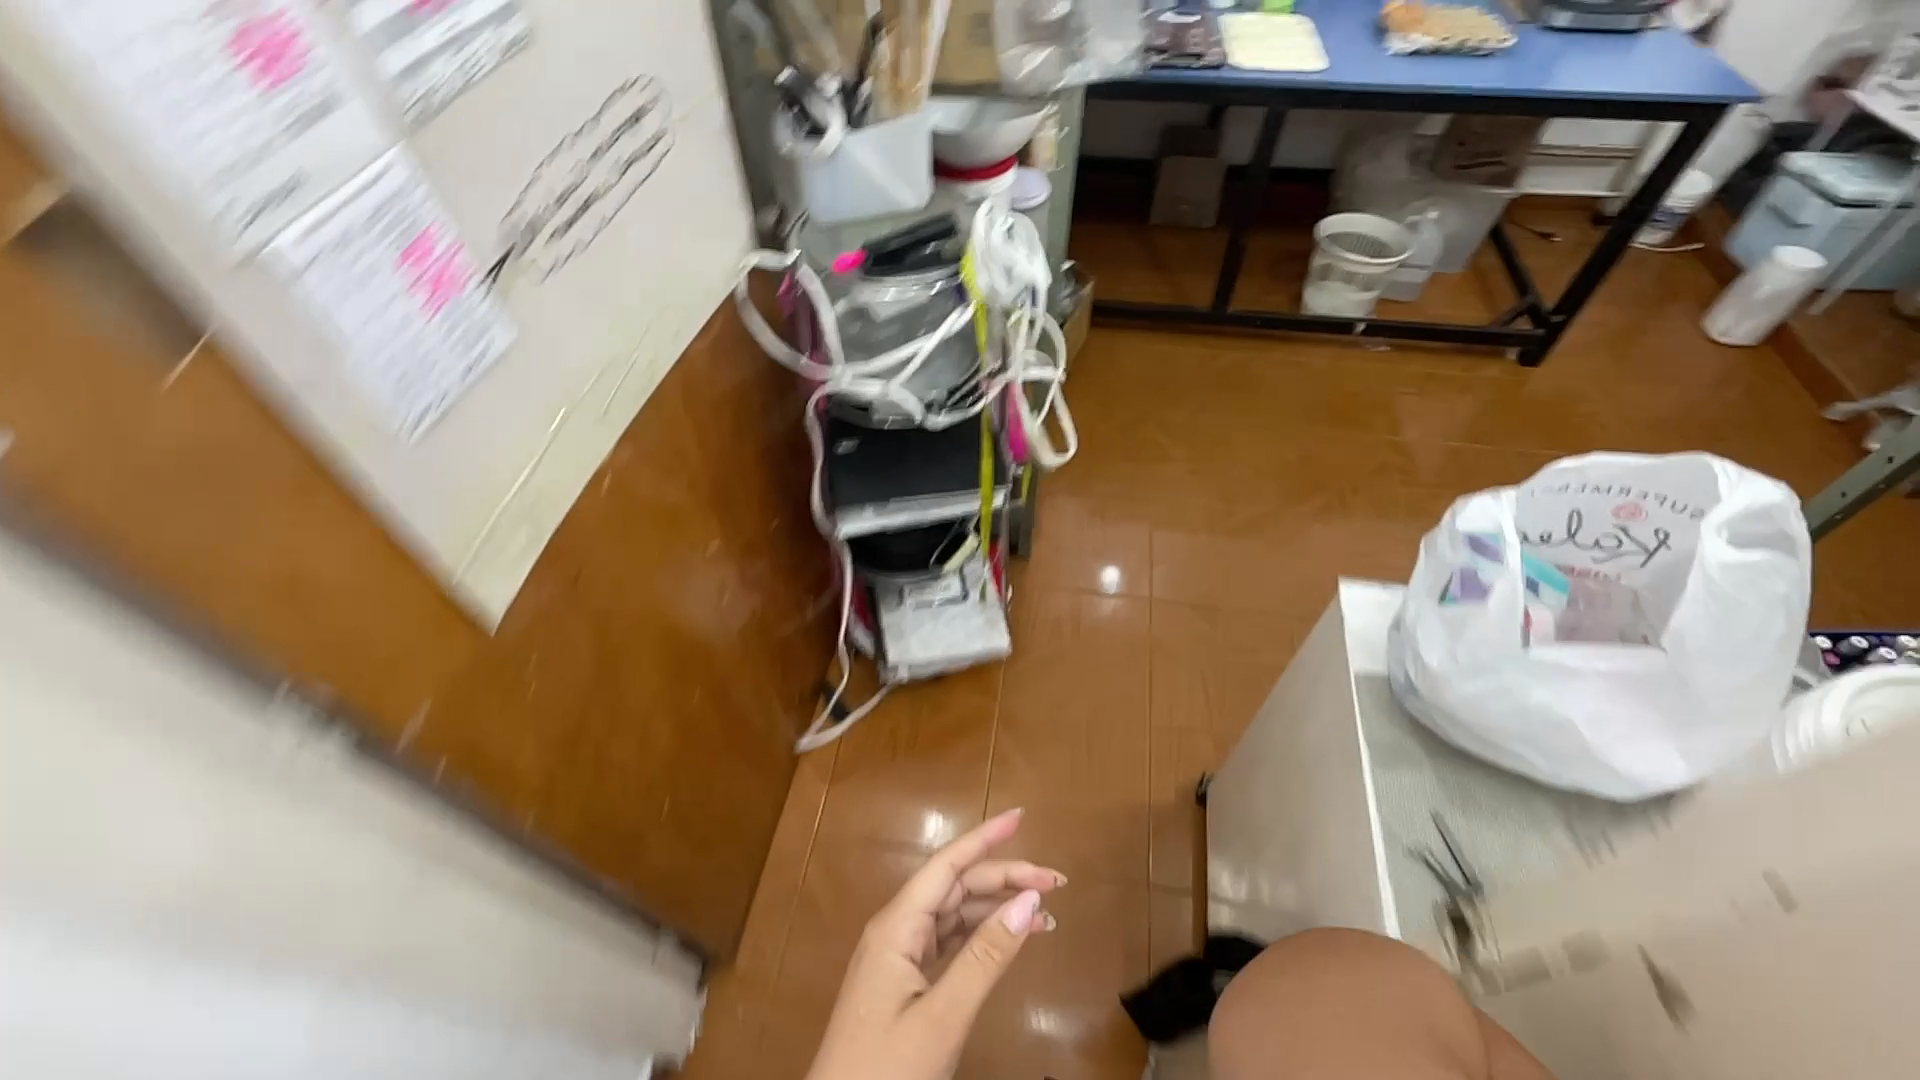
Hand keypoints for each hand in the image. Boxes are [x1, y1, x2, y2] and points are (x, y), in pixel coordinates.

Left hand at [805, 808, 1065, 1079]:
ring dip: (998, 908)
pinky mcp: (906, 983)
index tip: (1021, 816)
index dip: (985, 838)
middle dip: (1004, 877)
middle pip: (955, 887)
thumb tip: (1029, 900)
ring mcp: (899, 958)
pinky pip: (950, 943)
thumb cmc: (886, 1067)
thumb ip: (986, 957)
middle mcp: (896, 931)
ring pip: (955, 915)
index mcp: (896, 926)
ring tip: (1047, 912)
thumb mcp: (943, 1015)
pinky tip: (1012, 939)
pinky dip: (983, 937)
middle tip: (1057, 883)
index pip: (947, 866)